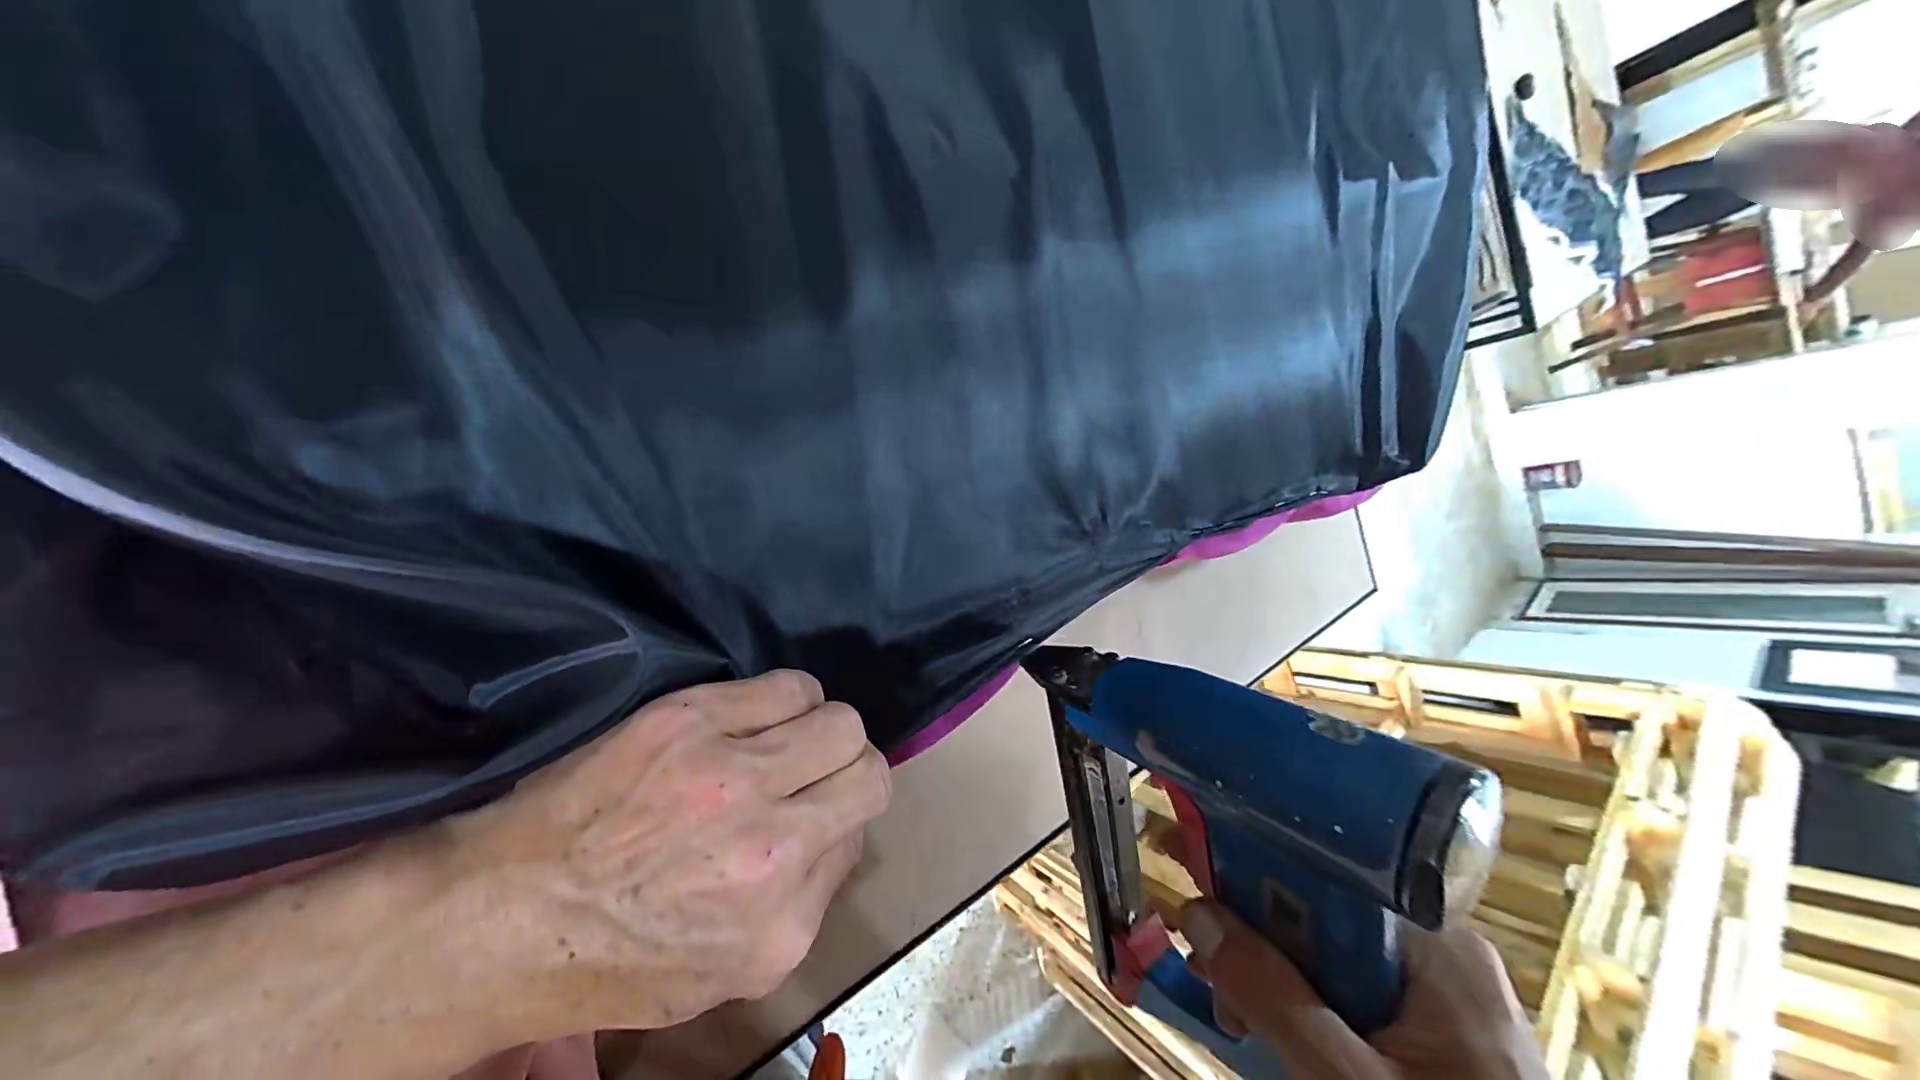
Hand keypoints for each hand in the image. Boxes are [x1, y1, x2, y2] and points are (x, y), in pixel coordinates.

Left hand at [443, 670, 891, 1036]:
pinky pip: (789, 686)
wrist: (502, 916)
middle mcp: (768, 844)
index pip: (864, 826)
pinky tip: (760, 719)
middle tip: (811, 772)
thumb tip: (840, 824)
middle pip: (867, 766)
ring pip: (838, 720)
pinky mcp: (691, 719)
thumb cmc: (617, 955)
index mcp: (780, 920)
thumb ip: (809, 898)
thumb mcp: (732, 970)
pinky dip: (791, 698)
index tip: (819, 807)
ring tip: (784, 742)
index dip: (845, 811)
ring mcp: (730, 773)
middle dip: (848, 768)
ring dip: (821, 730)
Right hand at [1180, 902, 1547, 1079]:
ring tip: (1231, 1015)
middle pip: (1322, 913)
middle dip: (1254, 937)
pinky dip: (1307, 1006)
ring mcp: (1444, 992)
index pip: (1324, 873)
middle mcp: (1442, 950)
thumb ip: (1271, 997)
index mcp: (1436, 944)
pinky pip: (1353, 992)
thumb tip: (1195, 911)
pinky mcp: (1440, 1030)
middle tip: (1201, 967)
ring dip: (1273, 977)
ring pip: (1331, 954)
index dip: (1249, 867)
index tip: (1189, 868)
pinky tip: (1276, 1033)